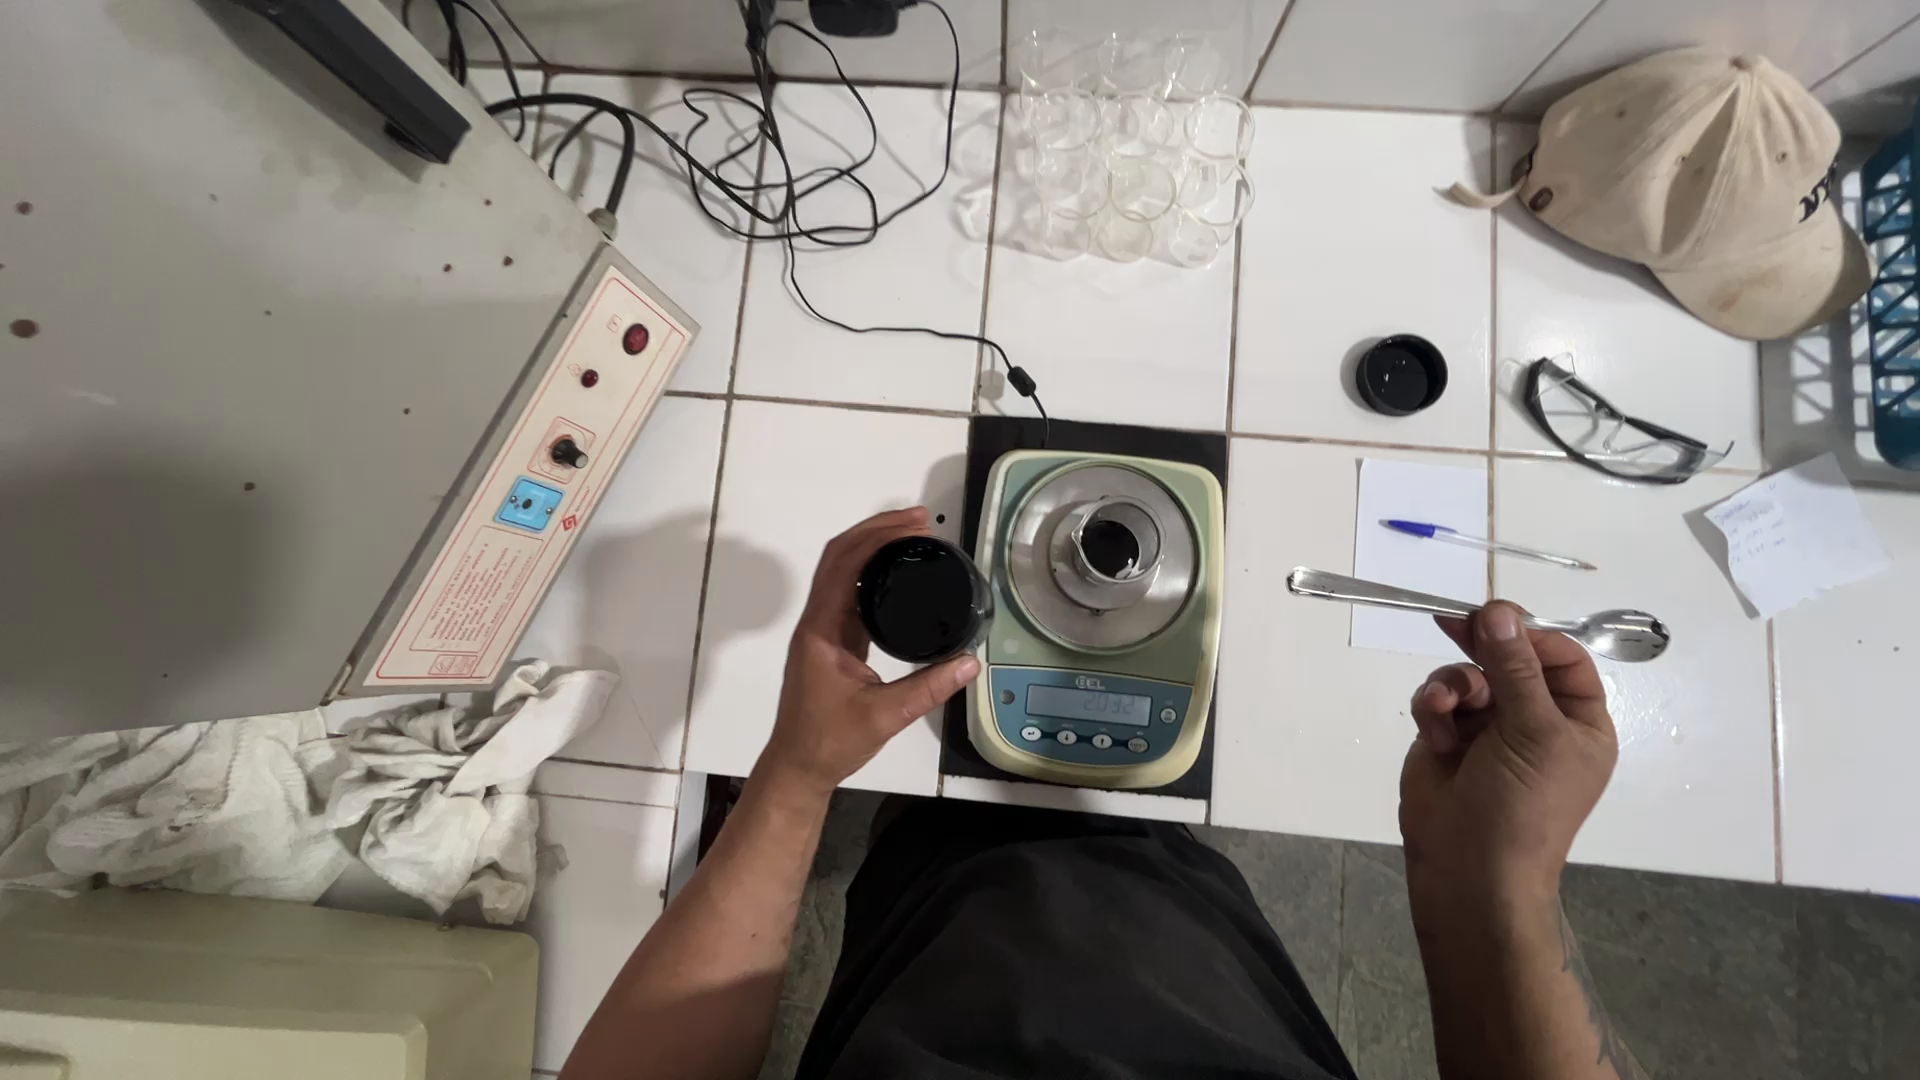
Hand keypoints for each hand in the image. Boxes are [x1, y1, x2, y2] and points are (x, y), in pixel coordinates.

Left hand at [758, 507, 979, 798]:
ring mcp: (824, 628)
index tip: (915, 526)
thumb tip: (969, 662)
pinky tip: (898, 571)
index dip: (878, 537)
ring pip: (841, 569)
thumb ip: (928, 689)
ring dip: (872, 545)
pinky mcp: (834, 639)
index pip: (845, 565)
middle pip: (839, 556)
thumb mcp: (884, 716)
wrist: (799, 766)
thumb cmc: (830, 741)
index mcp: (822, 629)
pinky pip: (849, 591)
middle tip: (920, 520)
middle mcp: (818, 620)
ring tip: (913, 536)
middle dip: (876, 530)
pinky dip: (871, 570)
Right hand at [1398, 602, 1617, 909]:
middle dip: (1481, 647)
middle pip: (1507, 660)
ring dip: (1451, 687)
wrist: (1469, 861)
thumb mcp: (1531, 733)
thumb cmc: (1522, 804)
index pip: (1561, 660)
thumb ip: (1514, 668)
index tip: (1494, 617)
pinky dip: (1432, 710)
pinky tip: (1434, 734)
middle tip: (1450, 621)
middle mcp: (1533, 719)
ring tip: (1442, 711)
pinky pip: (1436, 699)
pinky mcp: (1445, 734)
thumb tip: (1498, 609)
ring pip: (1465, 676)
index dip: (1529, 636)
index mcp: (1576, 721)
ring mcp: (1487, 727)